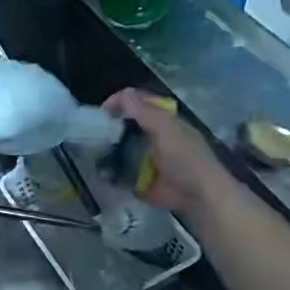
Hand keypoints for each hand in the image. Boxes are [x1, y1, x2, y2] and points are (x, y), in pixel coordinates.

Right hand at [102, 88, 238, 213]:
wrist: (197, 195)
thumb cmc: (186, 159)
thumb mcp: (167, 130)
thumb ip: (146, 113)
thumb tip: (123, 94)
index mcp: (163, 120)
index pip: (139, 102)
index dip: (121, 101)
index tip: (102, 111)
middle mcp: (152, 136)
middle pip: (125, 125)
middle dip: (109, 127)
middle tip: (92, 133)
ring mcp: (144, 159)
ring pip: (119, 148)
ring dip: (105, 150)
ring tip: (92, 152)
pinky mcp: (139, 179)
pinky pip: (118, 172)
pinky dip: (109, 173)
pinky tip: (100, 172)